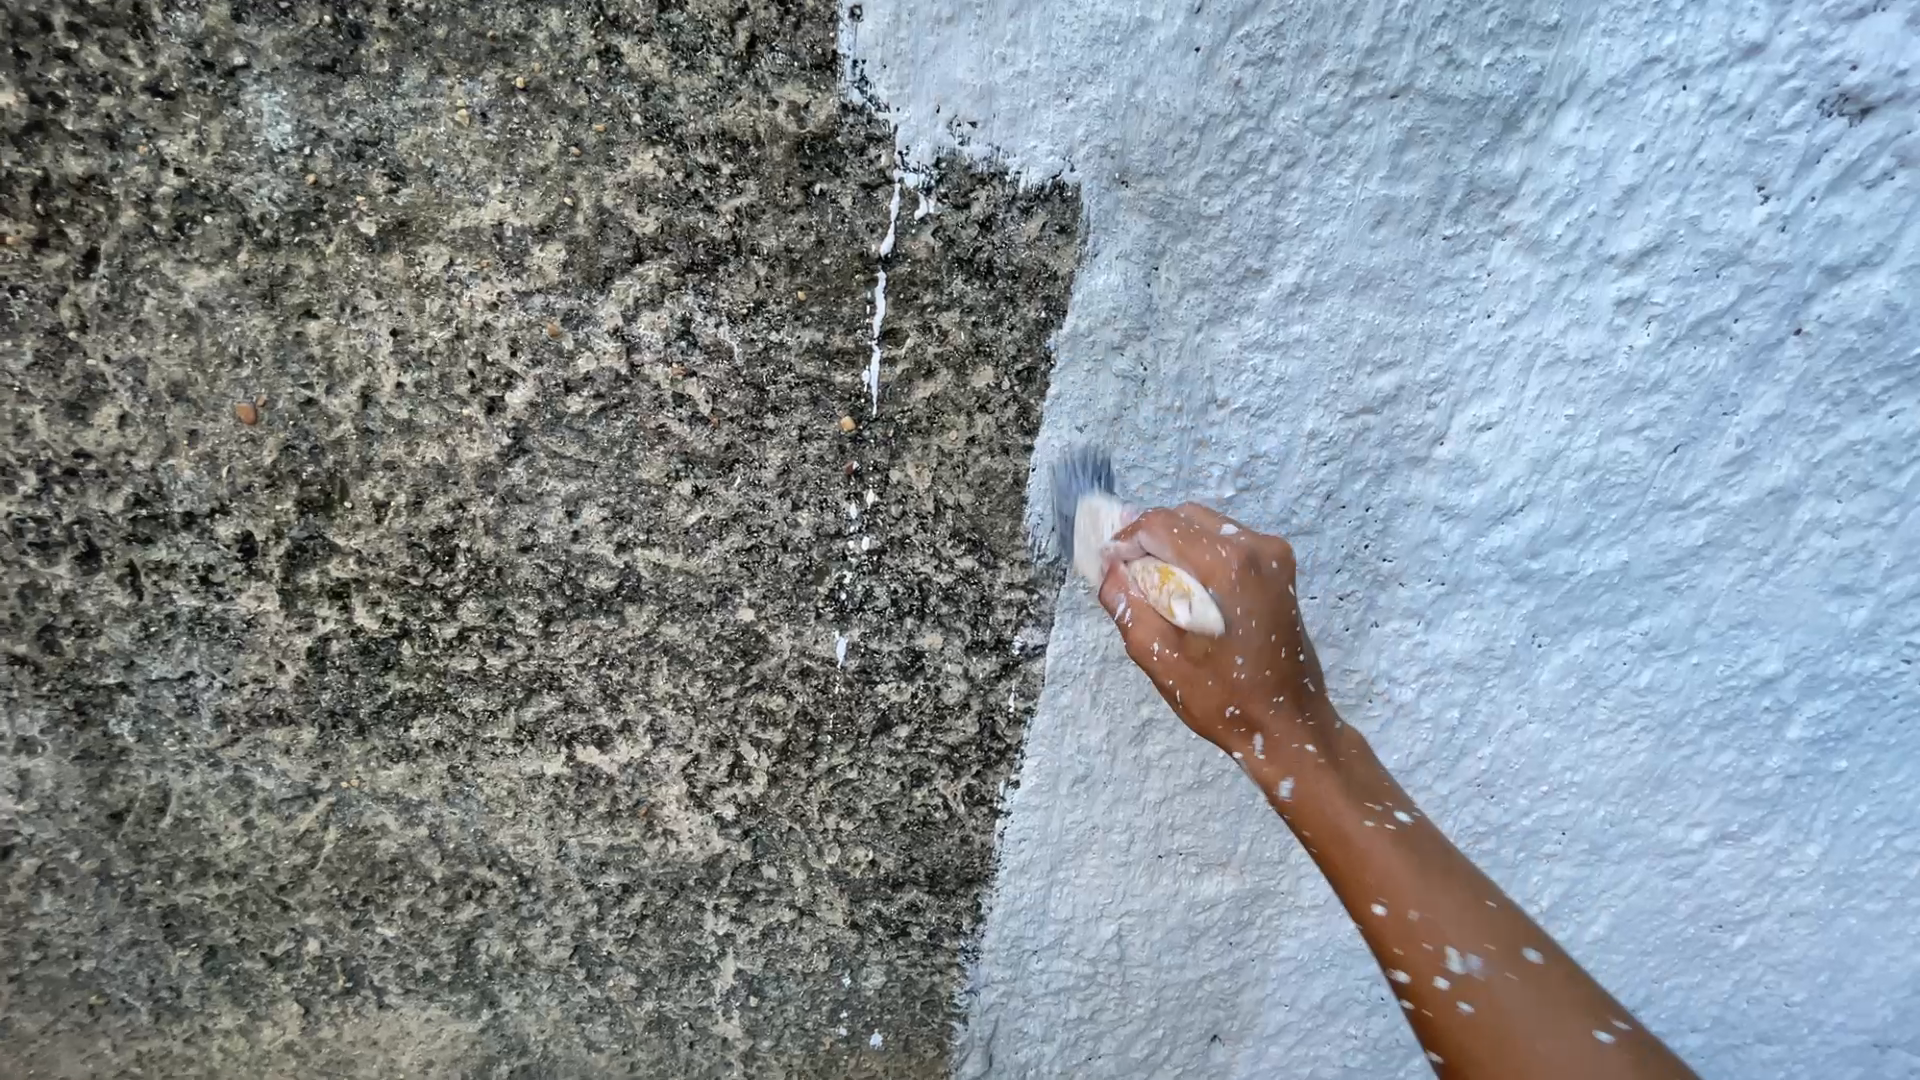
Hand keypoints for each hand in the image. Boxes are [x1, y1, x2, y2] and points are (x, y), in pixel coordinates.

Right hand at [1096, 504, 1333, 765]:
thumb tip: (1106, 566)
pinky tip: (1189, 589)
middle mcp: (1256, 547)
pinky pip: (1225, 540)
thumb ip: (1125, 602)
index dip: (1124, 539)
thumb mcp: (1157, 655)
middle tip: (1128, 575)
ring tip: (1157, 584)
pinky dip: (1198, 554)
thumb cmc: (1223, 699)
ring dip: (1173, 545)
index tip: (1108, 565)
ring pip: (1203, 525)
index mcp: (1226, 565)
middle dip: (1148, 540)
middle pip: (1182, 517)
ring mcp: (1274, 554)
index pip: (1158, 523)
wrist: (1288, 726)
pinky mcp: (1280, 566)